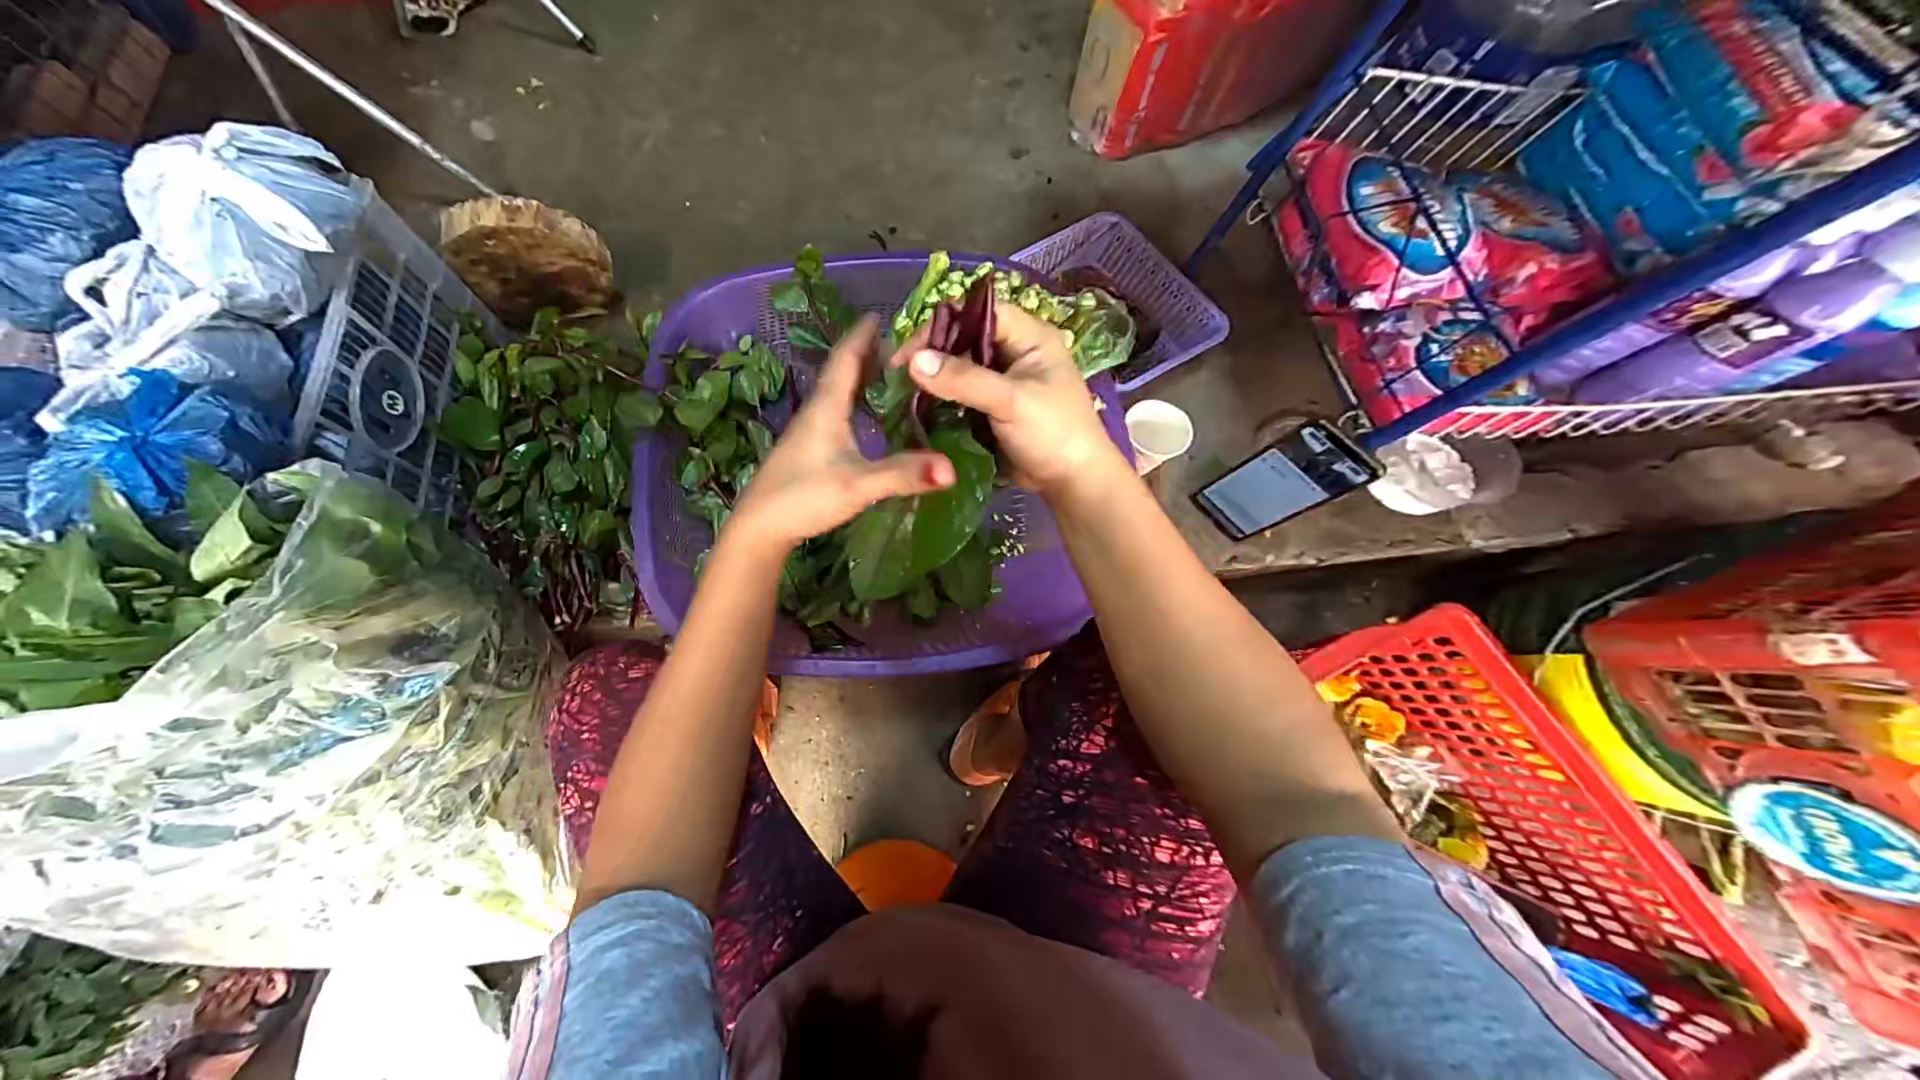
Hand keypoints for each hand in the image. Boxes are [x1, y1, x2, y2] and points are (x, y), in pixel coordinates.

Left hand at [726, 315, 954, 552]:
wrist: (760, 528)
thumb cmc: (804, 496)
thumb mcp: (859, 485)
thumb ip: (903, 474)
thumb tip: (952, 469)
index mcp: (827, 407)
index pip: (845, 359)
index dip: (862, 335)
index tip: (880, 315)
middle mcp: (816, 412)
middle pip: (842, 372)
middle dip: (867, 354)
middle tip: (898, 344)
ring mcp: (809, 432)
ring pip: (838, 393)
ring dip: (860, 378)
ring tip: (887, 373)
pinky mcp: (808, 451)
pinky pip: (836, 413)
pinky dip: (855, 403)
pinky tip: (865, 416)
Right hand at [896, 302, 1126, 498]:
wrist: (1073, 482)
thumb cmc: (1054, 433)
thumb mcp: (1011, 402)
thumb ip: (964, 380)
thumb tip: (915, 361)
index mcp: (1029, 337)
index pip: (979, 312)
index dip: (942, 325)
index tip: (910, 351)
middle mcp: (1015, 352)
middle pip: (964, 340)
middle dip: (932, 354)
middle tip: (898, 375)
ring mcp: (1003, 381)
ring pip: (959, 369)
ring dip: (934, 380)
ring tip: (902, 392)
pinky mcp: (993, 408)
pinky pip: (961, 396)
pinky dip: (941, 401)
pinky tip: (918, 409)